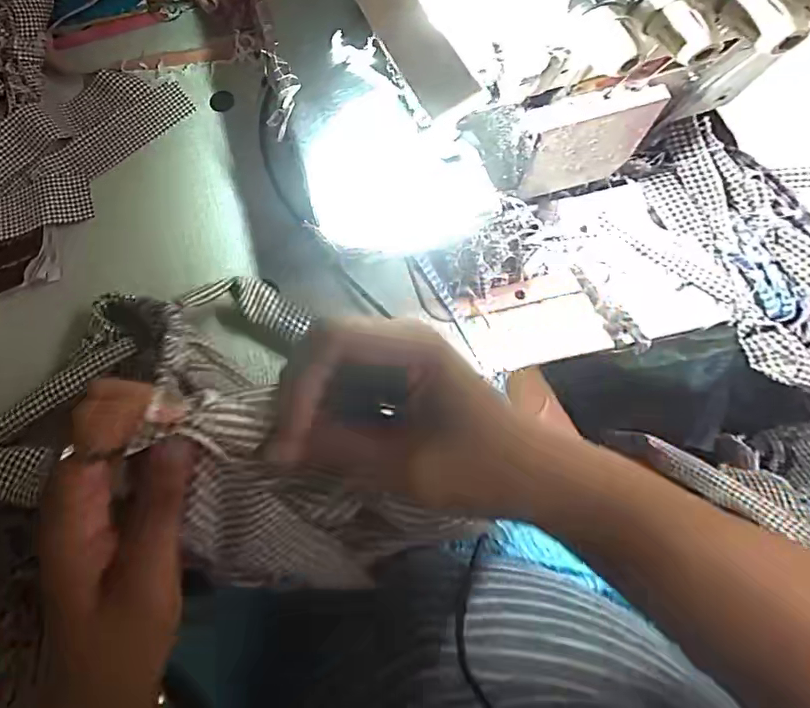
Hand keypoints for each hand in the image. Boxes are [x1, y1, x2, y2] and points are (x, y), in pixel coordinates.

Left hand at [38, 378, 194, 707]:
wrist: (99, 690)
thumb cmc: (122, 641)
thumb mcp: (149, 577)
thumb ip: (161, 503)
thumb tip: (179, 434)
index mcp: (68, 507)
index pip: (90, 425)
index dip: (133, 408)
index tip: (181, 415)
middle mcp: (67, 491)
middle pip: (95, 417)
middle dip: (142, 406)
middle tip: (190, 418)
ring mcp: (80, 496)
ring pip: (107, 430)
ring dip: (148, 419)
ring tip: (190, 424)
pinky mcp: (98, 505)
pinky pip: (119, 454)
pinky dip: (148, 441)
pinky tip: (178, 447)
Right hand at [266, 318, 580, 517]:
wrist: (537, 475)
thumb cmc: (483, 469)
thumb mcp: (406, 467)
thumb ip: (338, 450)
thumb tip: (273, 451)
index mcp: (410, 343)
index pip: (331, 338)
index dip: (300, 383)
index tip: (288, 437)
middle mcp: (400, 334)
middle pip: (325, 342)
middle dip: (299, 390)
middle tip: (288, 444)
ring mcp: (399, 350)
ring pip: (331, 359)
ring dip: (311, 399)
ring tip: (302, 446)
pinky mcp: (397, 371)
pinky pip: (348, 377)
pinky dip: (330, 405)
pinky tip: (328, 438)